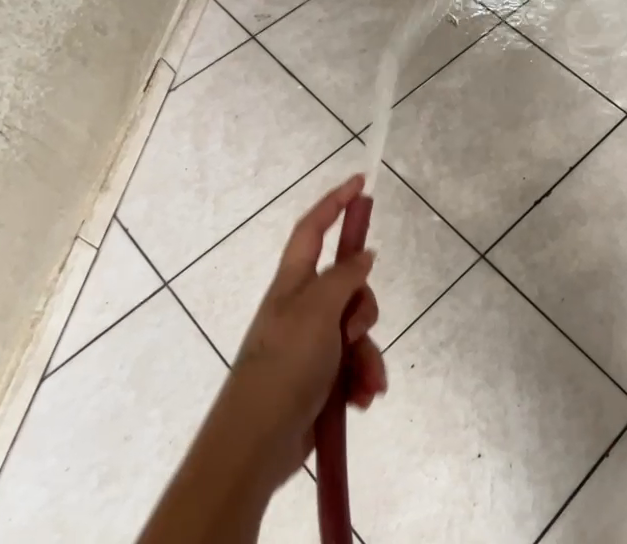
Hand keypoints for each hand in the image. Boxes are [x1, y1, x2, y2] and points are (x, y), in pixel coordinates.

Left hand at [213, 174, 387, 487]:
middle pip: (349, 287)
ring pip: (358, 330)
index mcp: (292, 286)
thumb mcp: (318, 311)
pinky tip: (362, 398)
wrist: (257, 444)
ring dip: (369, 356)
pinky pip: (356, 364)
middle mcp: (302, 310)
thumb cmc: (284, 367)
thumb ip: (345, 276)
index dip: (335, 204)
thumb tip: (364, 253)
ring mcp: (311, 345)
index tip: (361, 183)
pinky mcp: (320, 377)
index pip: (312, 231)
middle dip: (365, 309)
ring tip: (363, 383)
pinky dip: (364, 378)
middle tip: (356, 332)